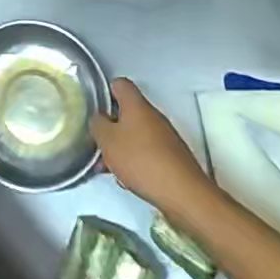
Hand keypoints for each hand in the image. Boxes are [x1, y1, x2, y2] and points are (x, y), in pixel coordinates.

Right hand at [90, 77, 215, 214]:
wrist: (184, 194)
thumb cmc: (142, 160)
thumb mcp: (107, 140)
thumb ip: (97, 124)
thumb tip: (99, 118)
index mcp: (137, 105)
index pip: (120, 84)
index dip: (105, 91)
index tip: (95, 107)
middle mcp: (154, 116)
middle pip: (127, 112)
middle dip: (111, 126)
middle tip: (99, 142)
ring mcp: (166, 137)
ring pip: (136, 134)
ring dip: (121, 146)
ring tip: (109, 166)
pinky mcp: (173, 158)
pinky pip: (148, 151)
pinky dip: (136, 160)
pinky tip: (128, 178)